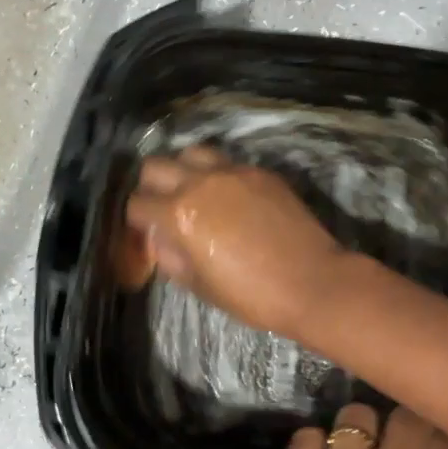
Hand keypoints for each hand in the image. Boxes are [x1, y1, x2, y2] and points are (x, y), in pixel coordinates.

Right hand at [125, 145, 353, 334]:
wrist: (312, 282)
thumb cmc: (251, 295)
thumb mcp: (198, 285)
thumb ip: (169, 256)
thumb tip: (159, 239)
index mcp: (179, 213)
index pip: (137, 204)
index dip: (135, 221)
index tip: (143, 233)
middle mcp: (200, 182)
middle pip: (155, 165)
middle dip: (151, 187)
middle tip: (162, 209)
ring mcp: (233, 171)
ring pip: (192, 153)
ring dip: (184, 170)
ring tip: (194, 193)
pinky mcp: (260, 171)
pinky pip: (228, 163)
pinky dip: (218, 176)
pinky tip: (230, 198)